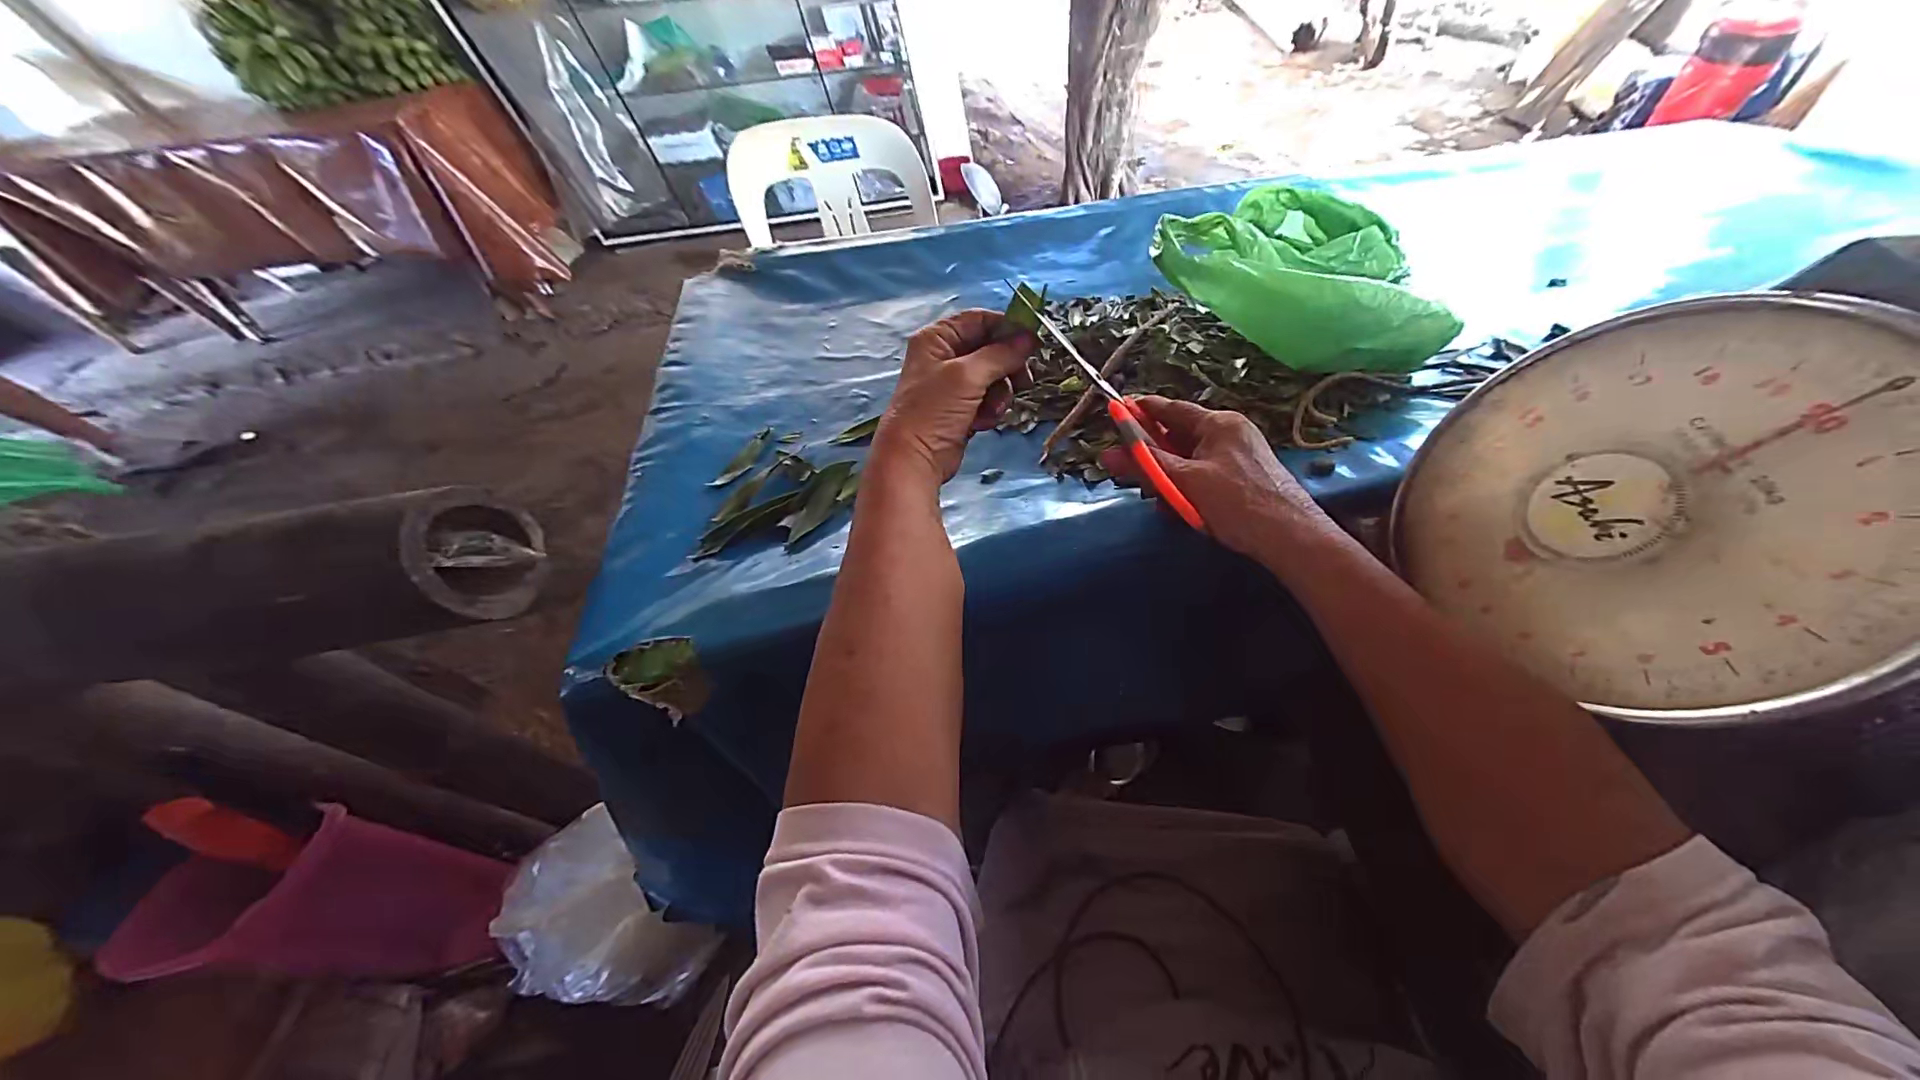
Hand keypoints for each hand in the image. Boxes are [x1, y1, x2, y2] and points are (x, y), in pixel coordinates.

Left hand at [872, 310, 1034, 485]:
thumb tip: (1029, 338)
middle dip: (1007, 367)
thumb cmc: (933, 410)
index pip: (979, 320)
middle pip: (991, 349)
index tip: (1031, 341)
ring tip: (991, 409)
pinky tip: (982, 422)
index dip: (1006, 328)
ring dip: (1000, 393)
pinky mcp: (962, 409)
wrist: (914, 458)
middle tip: (1023, 380)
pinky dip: (991, 409)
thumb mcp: (968, 375)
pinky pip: (989, 399)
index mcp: (938, 339)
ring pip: (994, 377)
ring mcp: (954, 385)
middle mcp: (945, 357)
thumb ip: (1001, 354)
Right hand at [1099, 396, 1334, 560]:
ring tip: (1162, 502)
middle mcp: (1229, 434)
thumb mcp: (1184, 482)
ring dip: (1168, 480)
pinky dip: (1187, 490)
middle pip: (1178, 438)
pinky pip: (1202, 477)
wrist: (1290, 538)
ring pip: (1188, 461)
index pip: (1171, 409)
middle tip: (1130, 474)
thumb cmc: (1236, 502)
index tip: (1115, 411)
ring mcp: (1238, 457)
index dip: (1141, 410)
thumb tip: (1108, 453)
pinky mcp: (1242, 480)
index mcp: (1218, 424)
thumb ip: (1145, 465)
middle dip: (1152, 457)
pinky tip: (1181, 511)